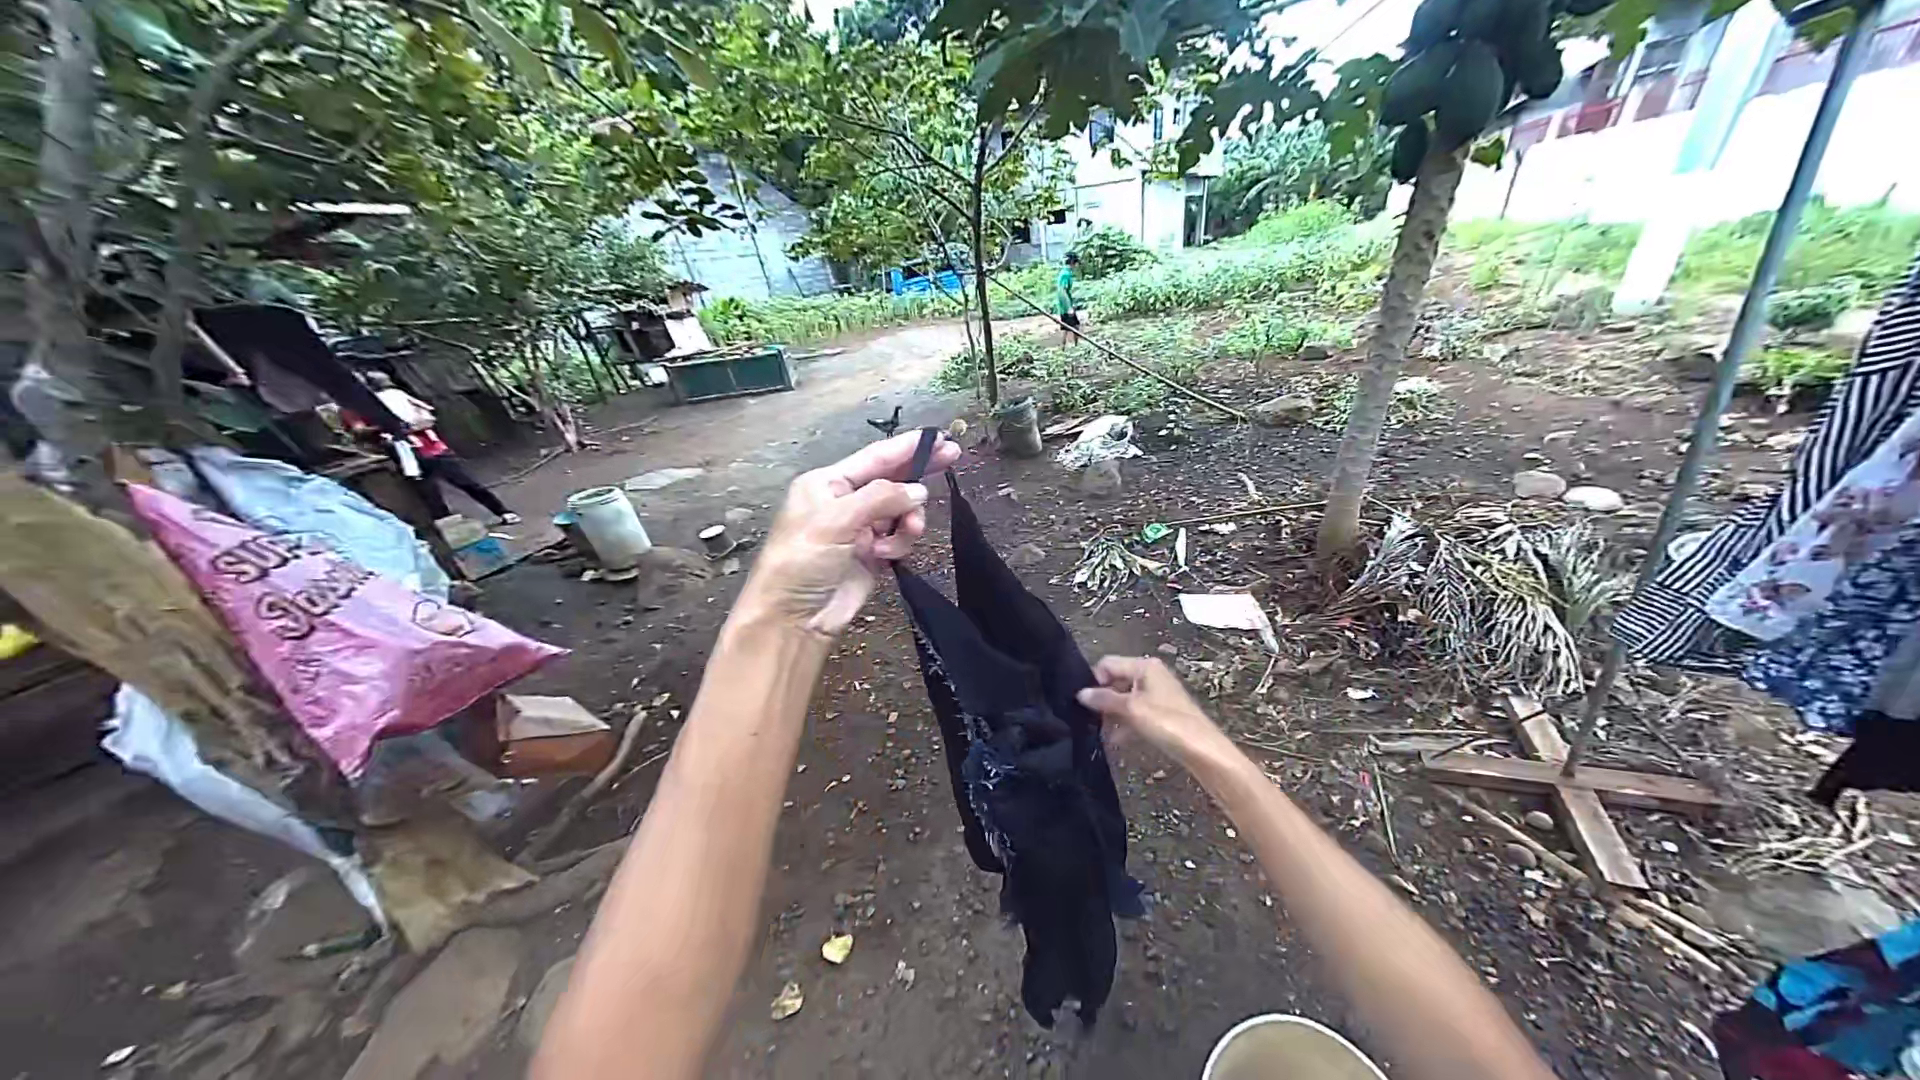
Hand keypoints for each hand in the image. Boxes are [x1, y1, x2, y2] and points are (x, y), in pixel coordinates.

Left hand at [735, 430, 960, 635]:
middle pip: (891, 479)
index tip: (939, 436)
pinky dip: (900, 543)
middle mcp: (845, 501)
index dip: (908, 446)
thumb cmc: (803, 561)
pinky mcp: (872, 554)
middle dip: (919, 471)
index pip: (875, 457)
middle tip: (952, 456)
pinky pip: (899, 538)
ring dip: (909, 519)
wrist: (795, 617)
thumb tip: (919, 491)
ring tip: (909, 530)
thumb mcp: (836, 520)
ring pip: (901, 511)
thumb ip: (880, 498)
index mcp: (828, 483)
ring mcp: (860, 528)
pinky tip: (886, 555)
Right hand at [1077, 656, 1231, 766]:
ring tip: (1099, 732)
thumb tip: (1081, 693)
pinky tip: (1116, 740)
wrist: (1203, 751)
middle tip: (1089, 718)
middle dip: (1103, 699)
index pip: (1108, 664)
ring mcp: (1158, 694)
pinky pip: (1136, 713)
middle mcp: (1151, 675)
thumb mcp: (1131, 709)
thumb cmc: (1167, 723)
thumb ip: (1104, 699)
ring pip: (1125, 699)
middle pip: (1116, 680)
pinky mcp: (1162, 713)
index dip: (1094, 680)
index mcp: (1145, 666)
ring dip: (1112, 714)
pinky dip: (1125, 723)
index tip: (1086, 702)